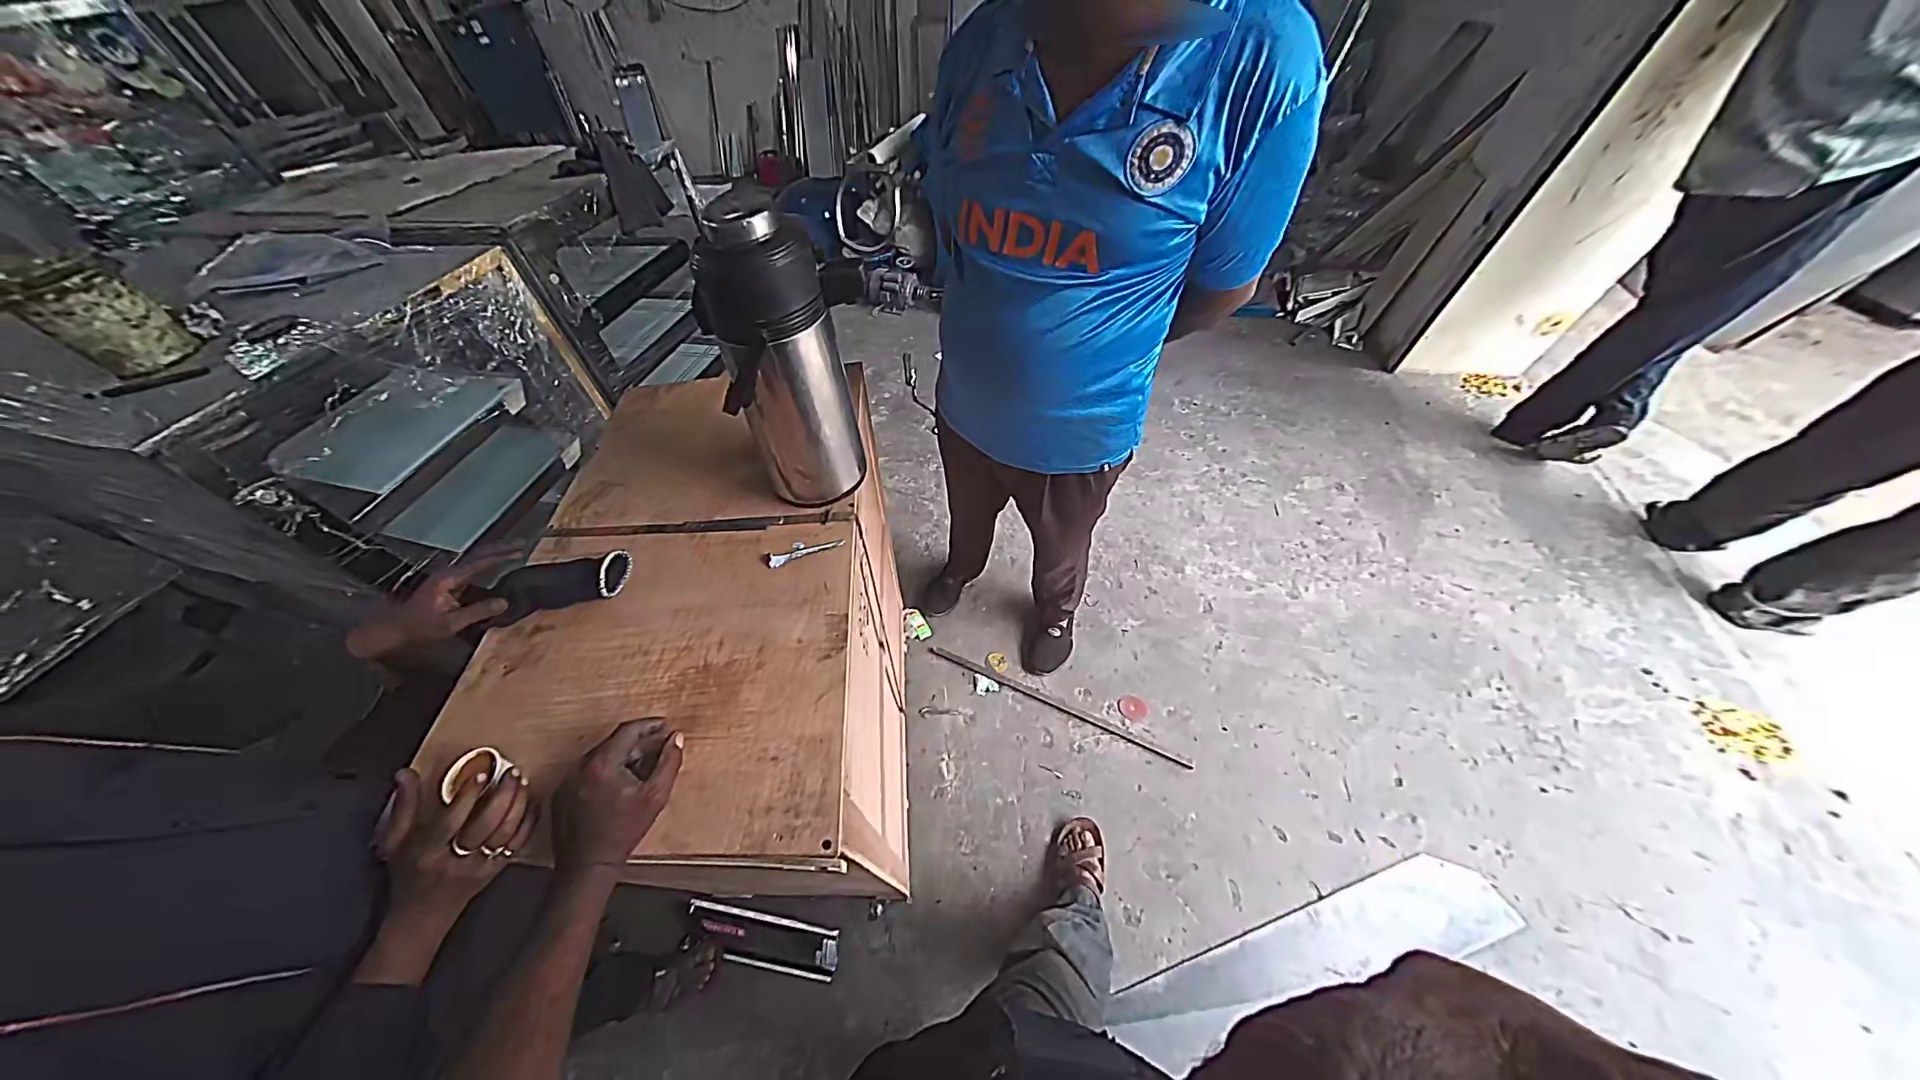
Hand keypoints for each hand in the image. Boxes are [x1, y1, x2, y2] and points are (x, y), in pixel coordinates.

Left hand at [346, 549, 521, 661]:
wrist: (393, 629)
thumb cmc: (420, 626)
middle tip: (521, 543)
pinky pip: (471, 566)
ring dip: (494, 552)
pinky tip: (495, 563)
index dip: (501, 556)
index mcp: (450, 578)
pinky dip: (486, 561)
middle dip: (500, 548)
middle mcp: (448, 572)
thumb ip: (478, 612)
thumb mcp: (451, 623)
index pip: (480, 562)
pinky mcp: (447, 582)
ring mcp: (446, 576)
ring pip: (474, 558)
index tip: (520, 551)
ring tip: (513, 550)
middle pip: (477, 554)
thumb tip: (505, 602)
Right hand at [376, 763, 535, 922]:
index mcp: (427, 853)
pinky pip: (518, 843)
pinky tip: (532, 802)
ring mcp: (479, 867)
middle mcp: (455, 860)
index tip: (481, 774)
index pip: (451, 821)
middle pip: (485, 824)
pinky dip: (529, 820)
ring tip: (521, 782)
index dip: (467, 796)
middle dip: (502, 795)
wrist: (422, 917)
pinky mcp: (496, 870)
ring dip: (518, 804)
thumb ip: (404, 807)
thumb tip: (406, 774)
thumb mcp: (395, 843)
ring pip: (506, 832)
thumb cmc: (408, 875)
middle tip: (511, 772)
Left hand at [551, 719, 683, 871]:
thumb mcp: (655, 796)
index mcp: (602, 763)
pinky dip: (606, 770)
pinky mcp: (562, 792)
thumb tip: (675, 738)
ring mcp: (568, 779)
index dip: (651, 725)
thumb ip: (669, 762)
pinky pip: (589, 771)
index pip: (628, 730)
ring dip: (623, 756)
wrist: (588, 865)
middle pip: (614, 742)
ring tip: (642, 769)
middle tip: (659, 748)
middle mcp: (580, 766)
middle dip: (639, 743)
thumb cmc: (622, 832)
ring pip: (601, 756)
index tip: (665, 726)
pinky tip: (621, 785)